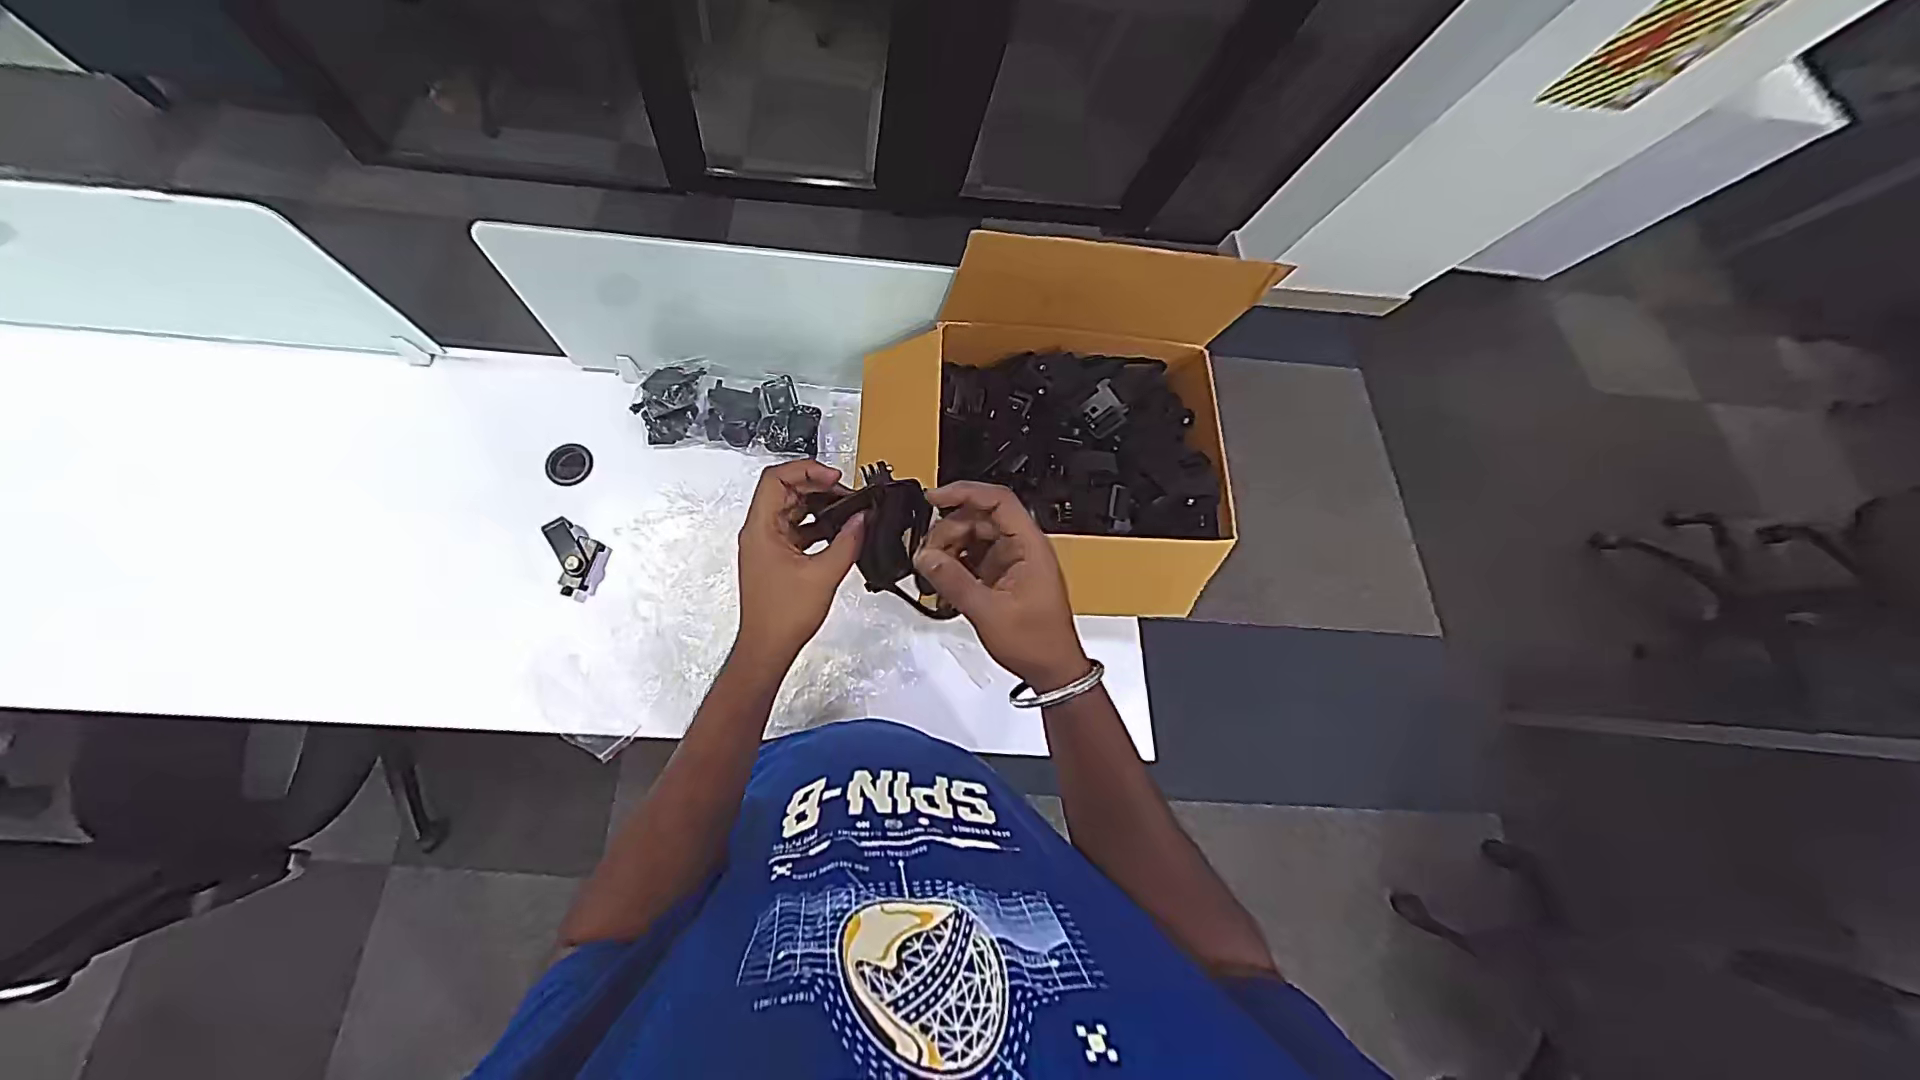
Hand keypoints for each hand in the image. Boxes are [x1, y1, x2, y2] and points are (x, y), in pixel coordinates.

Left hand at [735, 460, 865, 666]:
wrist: (768, 646)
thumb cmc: (782, 616)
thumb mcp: (824, 574)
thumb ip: (847, 541)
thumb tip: (862, 518)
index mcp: (761, 529)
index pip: (776, 479)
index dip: (807, 470)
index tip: (833, 477)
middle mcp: (759, 532)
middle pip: (785, 490)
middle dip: (817, 486)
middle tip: (845, 492)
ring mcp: (767, 544)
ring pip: (792, 509)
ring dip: (819, 505)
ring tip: (847, 510)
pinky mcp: (776, 556)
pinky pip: (796, 528)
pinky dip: (817, 524)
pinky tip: (839, 531)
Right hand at [913, 481, 1091, 690]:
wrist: (1051, 669)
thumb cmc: (1037, 642)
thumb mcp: (988, 612)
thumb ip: (953, 581)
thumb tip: (926, 558)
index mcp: (1029, 546)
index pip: (997, 500)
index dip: (964, 493)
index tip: (934, 498)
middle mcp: (1021, 547)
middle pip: (979, 518)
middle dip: (949, 530)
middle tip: (928, 553)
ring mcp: (1012, 560)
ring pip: (973, 537)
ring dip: (949, 547)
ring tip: (933, 569)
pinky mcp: (1003, 575)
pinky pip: (974, 556)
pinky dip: (956, 563)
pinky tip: (943, 579)